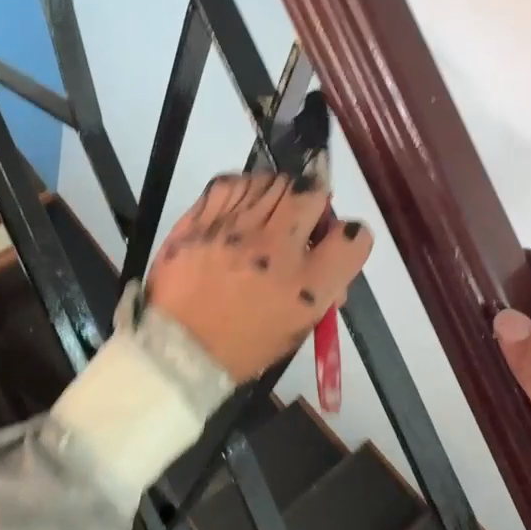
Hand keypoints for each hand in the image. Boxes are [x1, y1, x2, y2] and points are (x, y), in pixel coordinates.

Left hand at [147, 173, 372, 381]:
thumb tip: (329, 255)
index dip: (348, 235)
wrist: (177, 349)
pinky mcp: (200, 219)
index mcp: (306, 287)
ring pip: (272, 181)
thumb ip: (321, 287)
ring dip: (276, 194)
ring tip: (267, 212)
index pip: (353, 237)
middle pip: (311, 195)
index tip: (333, 239)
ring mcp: (234, 229)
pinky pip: (231, 183)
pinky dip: (241, 188)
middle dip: (312, 203)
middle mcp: (274, 250)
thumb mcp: (296, 327)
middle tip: (299, 219)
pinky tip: (239, 206)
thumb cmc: (241, 345)